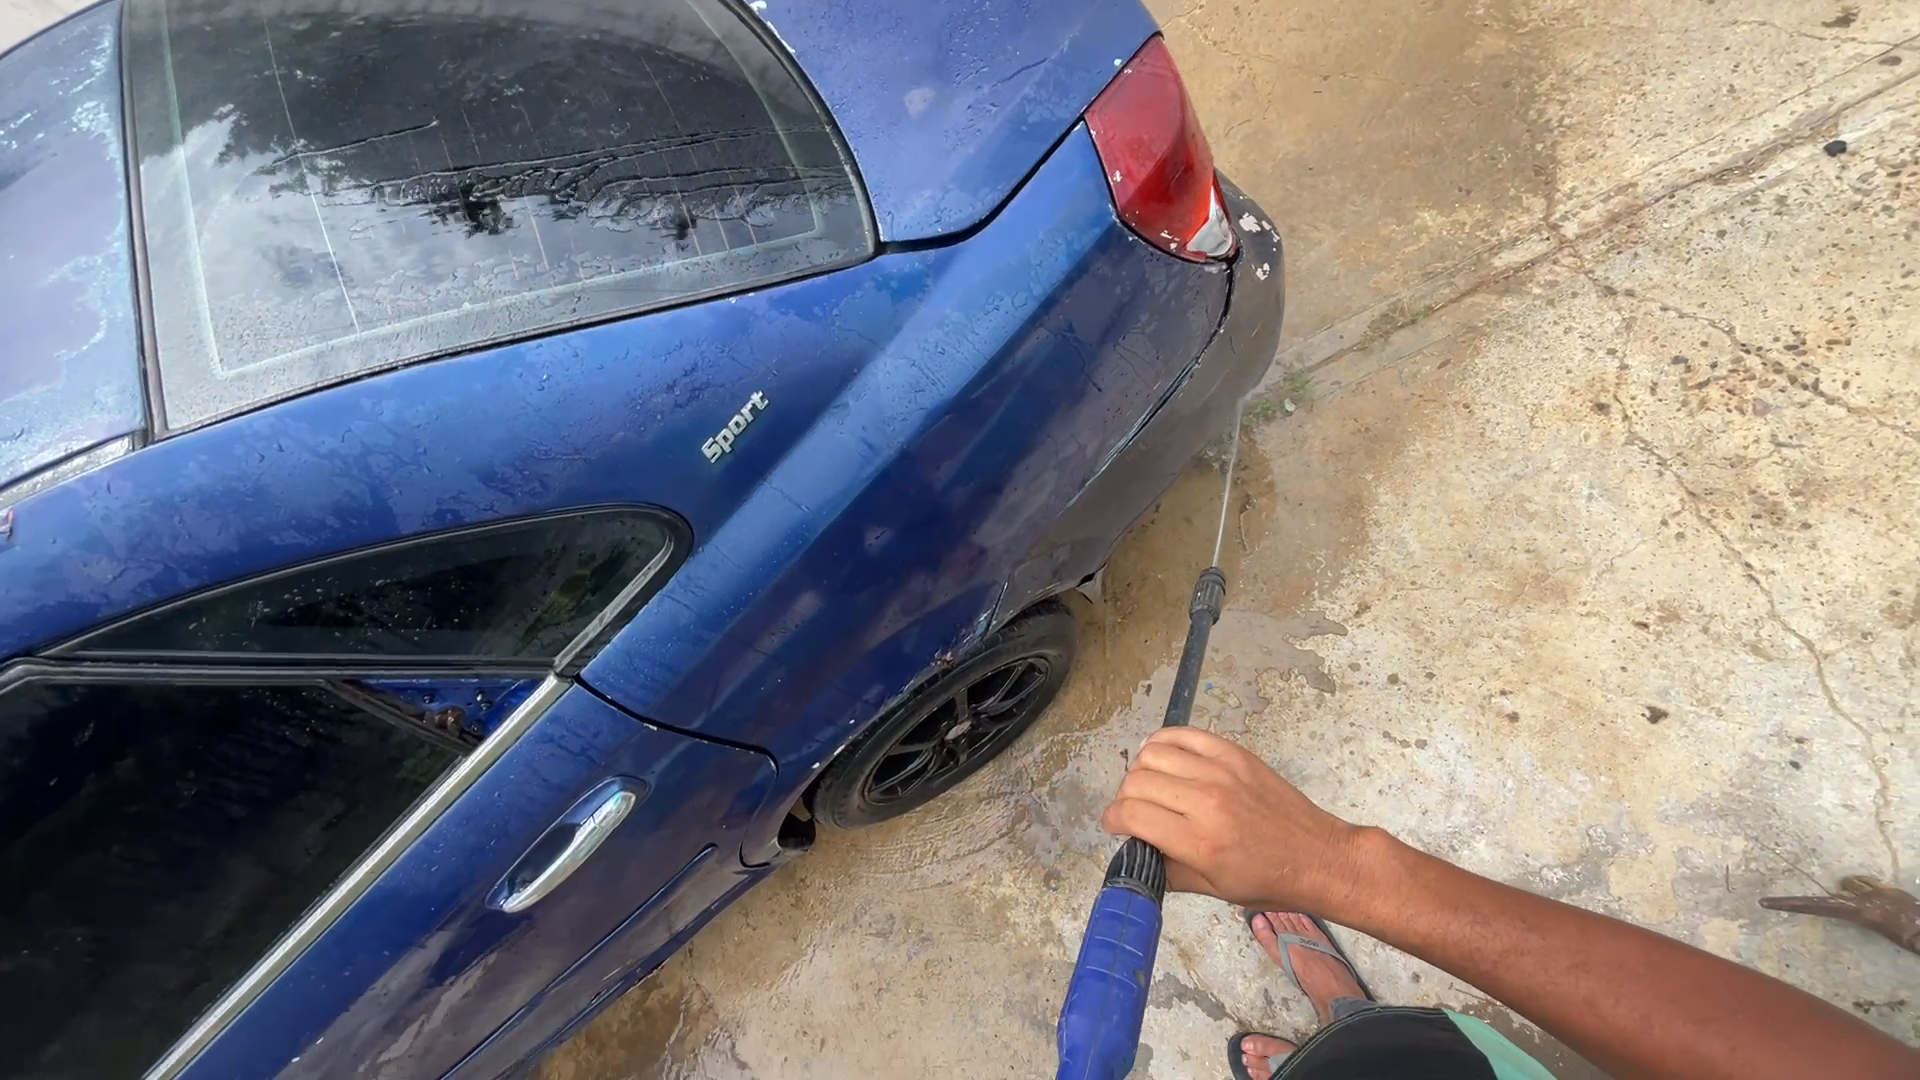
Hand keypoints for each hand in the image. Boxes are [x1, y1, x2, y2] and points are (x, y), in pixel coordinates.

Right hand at [1100, 727, 1376, 916]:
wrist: (1318, 856)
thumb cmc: (1267, 881)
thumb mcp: (1212, 889)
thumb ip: (1166, 868)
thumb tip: (1134, 847)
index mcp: (1199, 843)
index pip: (1132, 814)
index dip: (1112, 818)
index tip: (1113, 824)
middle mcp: (1205, 801)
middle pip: (1136, 781)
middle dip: (1124, 797)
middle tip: (1134, 809)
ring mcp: (1219, 771)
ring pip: (1152, 752)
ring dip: (1141, 769)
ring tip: (1150, 784)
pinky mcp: (1232, 752)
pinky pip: (1181, 734)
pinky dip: (1162, 742)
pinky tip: (1164, 758)